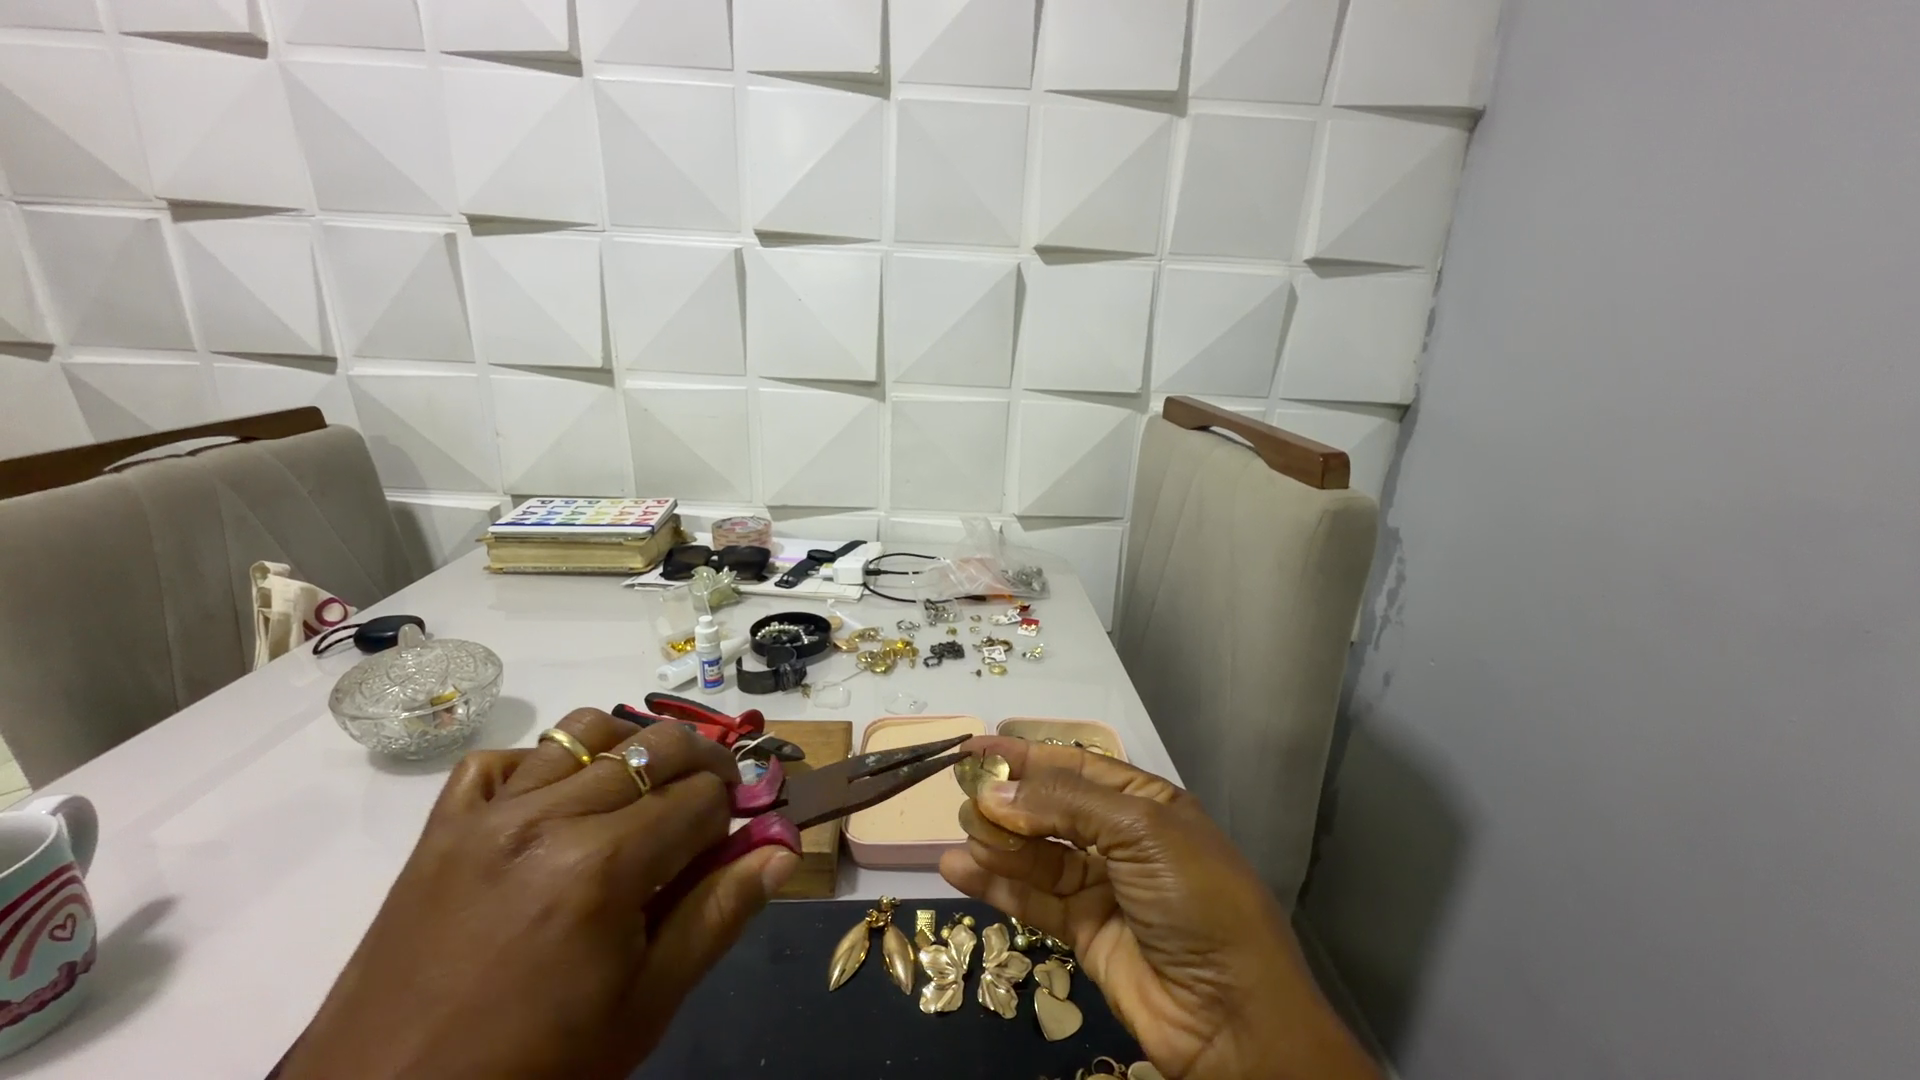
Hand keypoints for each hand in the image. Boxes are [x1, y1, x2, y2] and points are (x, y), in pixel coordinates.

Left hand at [279, 709, 796, 1079]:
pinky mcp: (442, 828)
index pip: (702, 797)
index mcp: (604, 865)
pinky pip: (501, 759)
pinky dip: (542, 764)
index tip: (735, 839)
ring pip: (584, 732)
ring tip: (642, 791)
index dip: (733, 813)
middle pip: (655, 746)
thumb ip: (719, 915)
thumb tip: (783, 851)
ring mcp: (488, 816)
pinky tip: (556, 802)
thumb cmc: (539, 1063)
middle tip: (713, 799)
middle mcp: (549, 818)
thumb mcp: (646, 1004)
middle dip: (703, 763)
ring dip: (631, 749)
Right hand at [940, 738, 1378, 1079]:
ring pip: (1037, 854)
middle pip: (1052, 809)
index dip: (1026, 757)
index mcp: (1145, 802)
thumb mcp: (1140, 832)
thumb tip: (996, 793)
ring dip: (998, 842)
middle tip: (964, 797)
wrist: (1232, 1012)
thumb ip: (1065, 805)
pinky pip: (1034, 898)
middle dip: (1009, 801)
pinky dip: (997, 884)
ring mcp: (1102, 886)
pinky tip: (959, 869)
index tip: (976, 750)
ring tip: (962, 834)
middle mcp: (1121, 838)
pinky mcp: (1083, 931)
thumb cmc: (1195, 897)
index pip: (1076, 767)